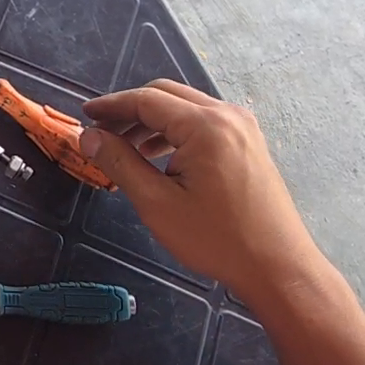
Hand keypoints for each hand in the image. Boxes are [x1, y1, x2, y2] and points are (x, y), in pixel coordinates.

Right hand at [81, 80, 323, 307]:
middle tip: (100, 131)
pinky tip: (157, 155)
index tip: (85, 116)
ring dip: (151, 121)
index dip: (110, 106)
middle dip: (129, 110)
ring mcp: (242, 128)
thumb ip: (119, 162)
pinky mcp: (248, 143)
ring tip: (123, 146)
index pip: (146, 100)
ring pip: (184, 107)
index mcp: (205, 125)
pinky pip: (202, 122)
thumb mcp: (157, 202)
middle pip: (165, 95)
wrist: (279, 269)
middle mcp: (227, 115)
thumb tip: (88, 137)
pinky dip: (174, 131)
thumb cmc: (216, 239)